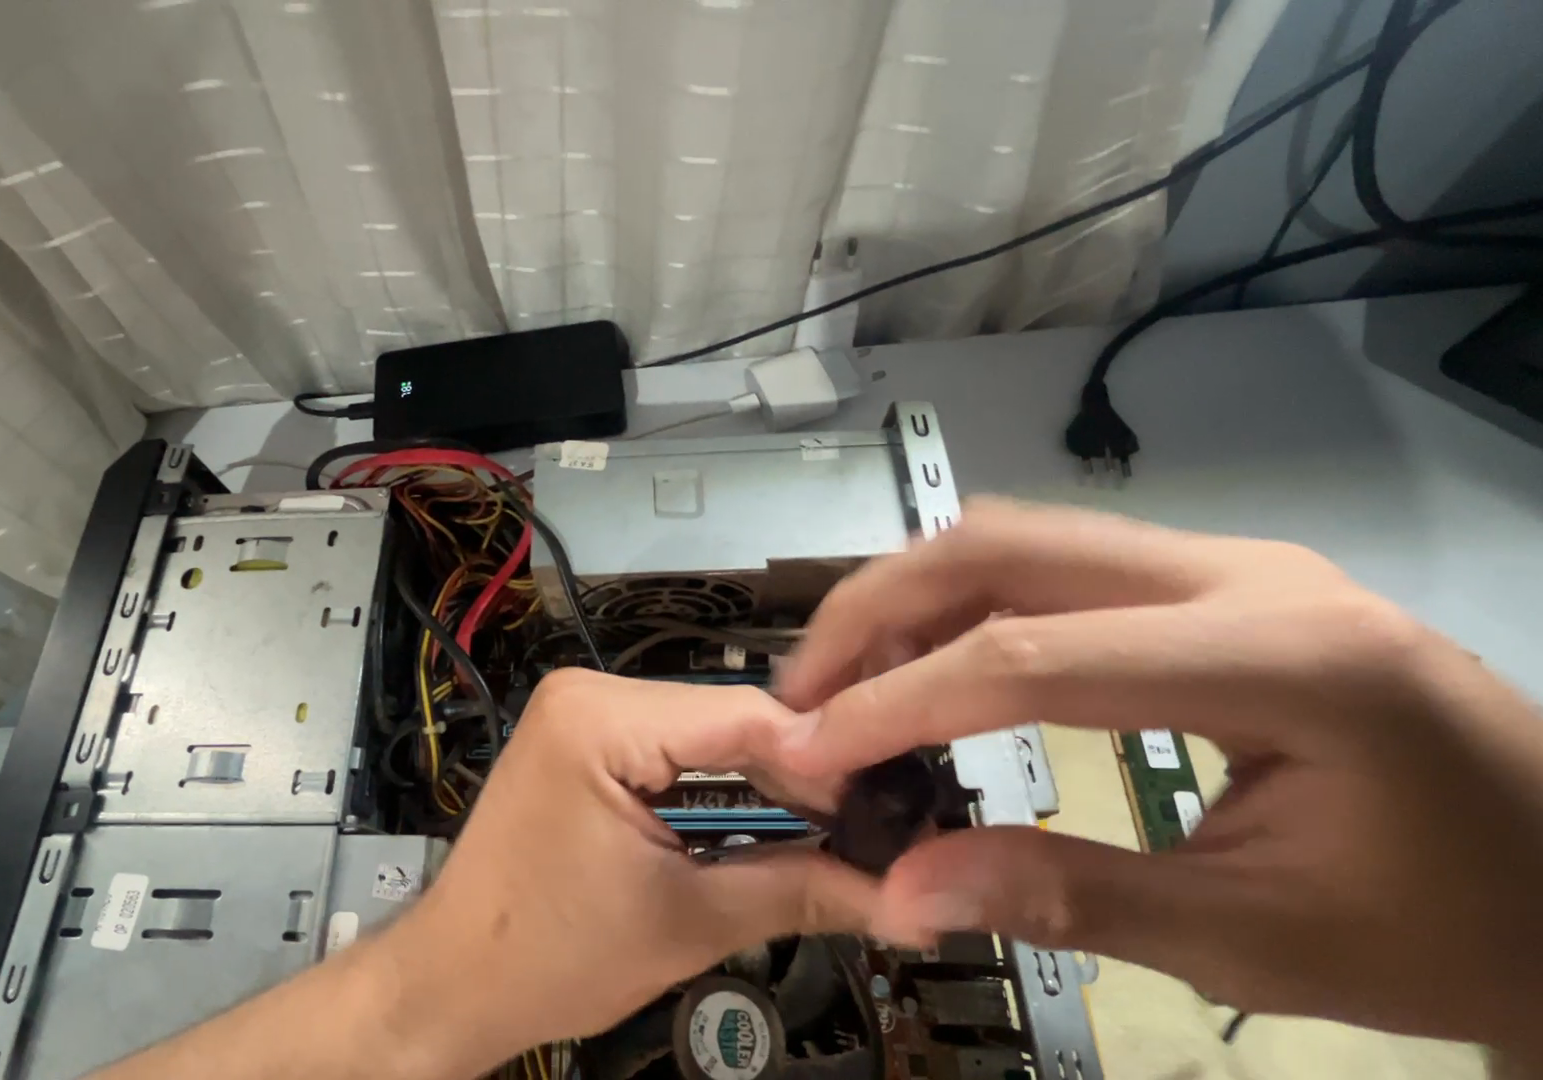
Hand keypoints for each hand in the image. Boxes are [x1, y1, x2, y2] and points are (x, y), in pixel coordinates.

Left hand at [379, 670, 877, 1077]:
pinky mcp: (583, 734)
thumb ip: (795, 892)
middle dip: (796, 774)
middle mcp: (588, 691)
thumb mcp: (685, 922)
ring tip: (827, 828)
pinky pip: (673, 743)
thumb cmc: (547, 955)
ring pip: (705, 729)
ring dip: (763, 778)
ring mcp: (582, 709)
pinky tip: (762, 816)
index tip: (882, 806)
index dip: (822, 761)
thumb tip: (891, 891)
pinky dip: (719, 780)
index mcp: (598, 719)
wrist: (456, 977)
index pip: (743, 716)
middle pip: (725, 717)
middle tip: (865, 826)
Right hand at [772, 500, 1542, 1054]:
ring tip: (845, 676)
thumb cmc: (1453, 927)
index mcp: (1284, 659)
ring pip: (1011, 536)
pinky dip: (955, 603)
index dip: (901, 701)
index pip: (1034, 655)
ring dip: (905, 596)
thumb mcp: (1262, 944)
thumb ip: (1068, 900)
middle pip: (1002, 546)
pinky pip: (1041, 561)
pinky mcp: (1195, 577)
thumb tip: (903, 892)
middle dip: (876, 610)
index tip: (812, 749)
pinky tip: (923, 660)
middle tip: (804, 688)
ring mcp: (1215, 561)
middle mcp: (1239, 573)